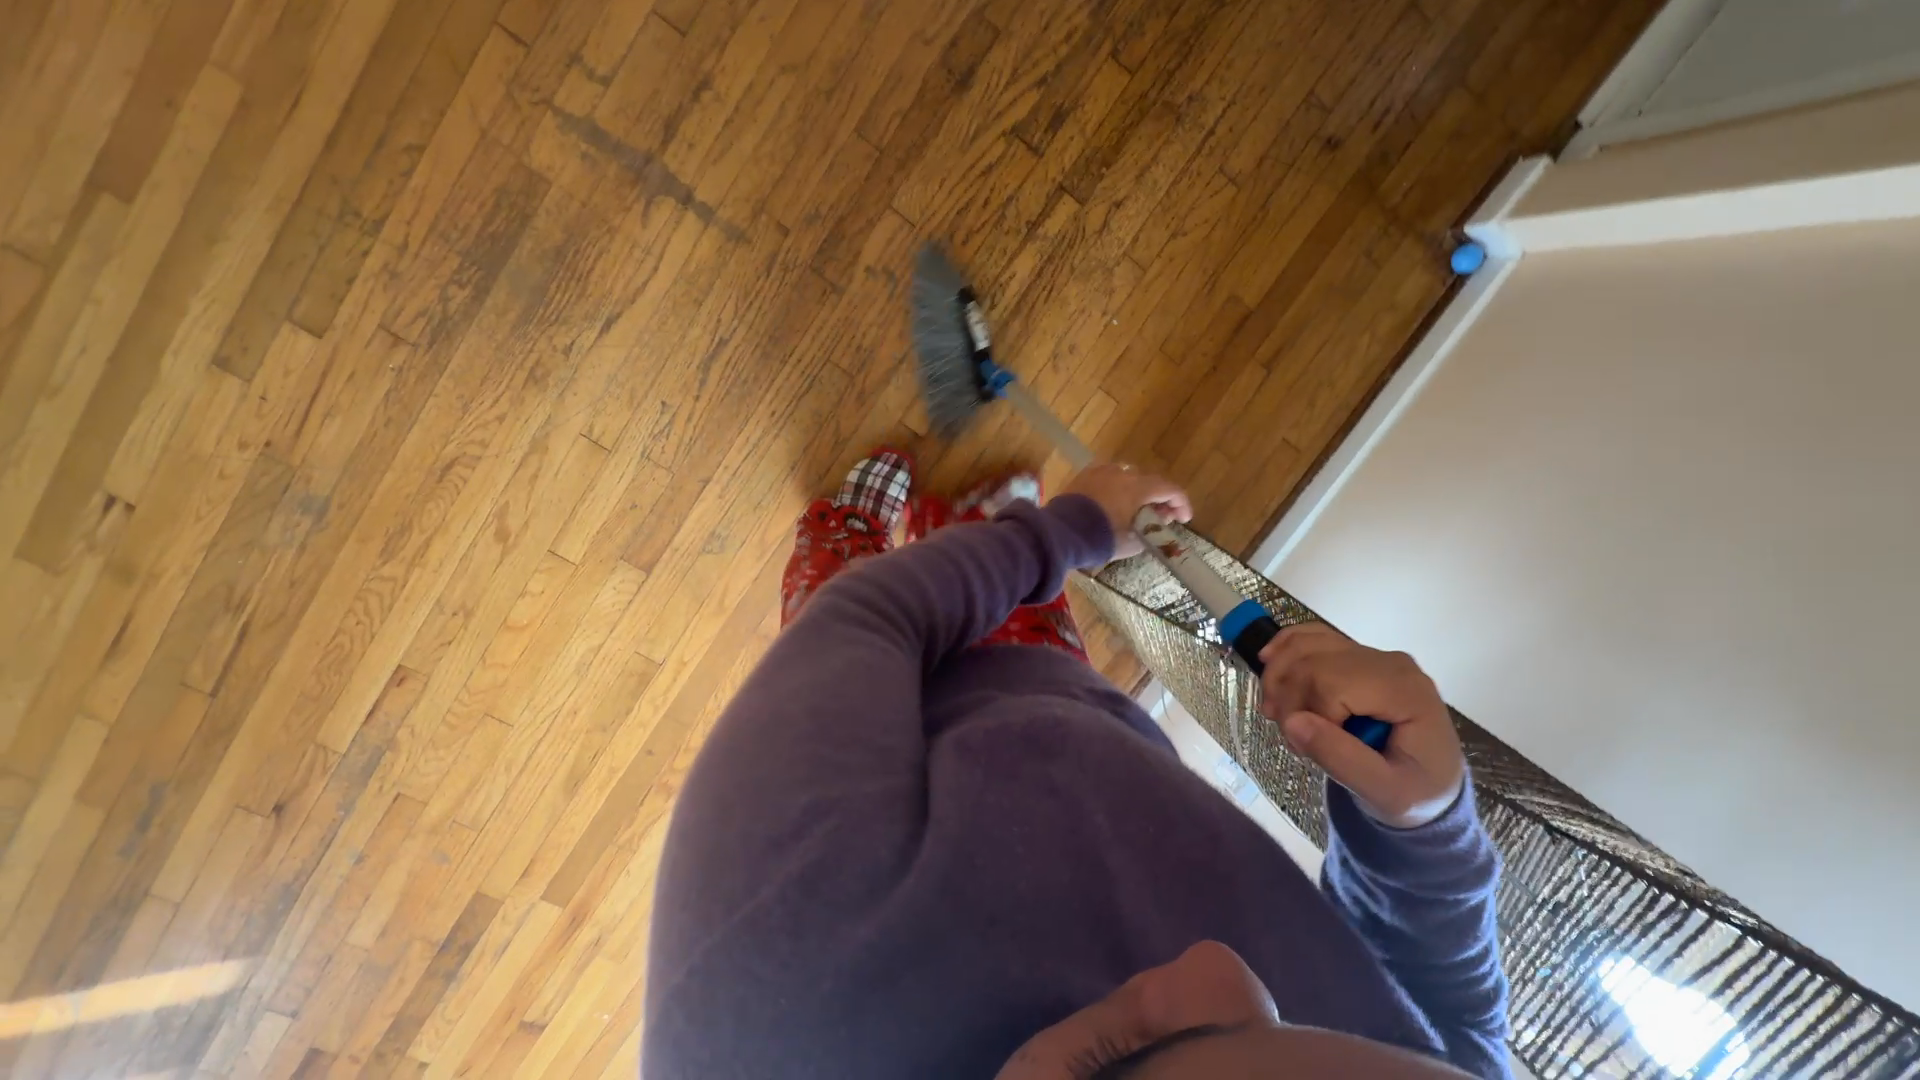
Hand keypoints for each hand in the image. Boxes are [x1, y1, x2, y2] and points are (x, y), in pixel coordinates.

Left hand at [1058, 463, 1191, 559]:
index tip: (1184, 519)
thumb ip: (1147, 533)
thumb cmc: (1099, 538)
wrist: (1060, 532)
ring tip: (1137, 509)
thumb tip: (1152, 526)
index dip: (1181, 503)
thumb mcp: (1129, 543)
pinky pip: (1108, 478)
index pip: (1169, 489)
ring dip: (1137, 491)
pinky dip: (1117, 488)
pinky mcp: (1084, 476)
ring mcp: (1101, 472)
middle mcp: (1122, 474)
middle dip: (1159, 499)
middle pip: (1149, 482)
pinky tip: (1114, 502)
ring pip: (1128, 477)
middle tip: (1161, 517)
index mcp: (1137, 488)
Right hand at [1256, 623, 1464, 828]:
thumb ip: (1342, 759)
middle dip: (1286, 697)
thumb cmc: (1416, 792)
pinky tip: (1269, 662)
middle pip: (1315, 661)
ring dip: (1279, 675)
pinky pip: (1314, 637)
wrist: (1432, 785)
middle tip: (1287, 736)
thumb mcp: (1386, 792)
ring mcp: (1374, 655)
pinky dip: (1286, 647)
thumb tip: (1292, 721)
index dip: (1306, 713)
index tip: (1302, 751)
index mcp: (1406, 691)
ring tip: (1275, 711)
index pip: (1333, 683)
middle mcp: (1391, 663)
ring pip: (1308, 644)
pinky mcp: (1359, 656)